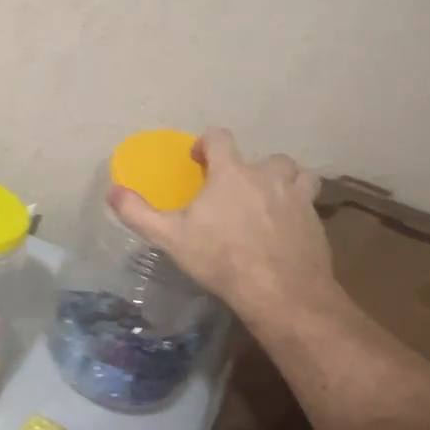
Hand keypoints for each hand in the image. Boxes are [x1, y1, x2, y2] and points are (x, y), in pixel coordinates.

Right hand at [108, 128, 339, 313]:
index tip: (199, 160)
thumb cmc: (221, 259)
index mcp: (231, 173)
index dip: (207, 143)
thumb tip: (112, 191)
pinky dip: (298, 211)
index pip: (220, 138)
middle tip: (238, 189)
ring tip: (270, 201)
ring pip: (298, 175)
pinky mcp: (316, 222)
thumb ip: (138, 212)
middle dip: (252, 168)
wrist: (281, 292)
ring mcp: (297, 198)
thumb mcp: (170, 237)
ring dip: (285, 182)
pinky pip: (310, 205)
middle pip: (266, 157)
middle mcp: (268, 177)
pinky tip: (286, 232)